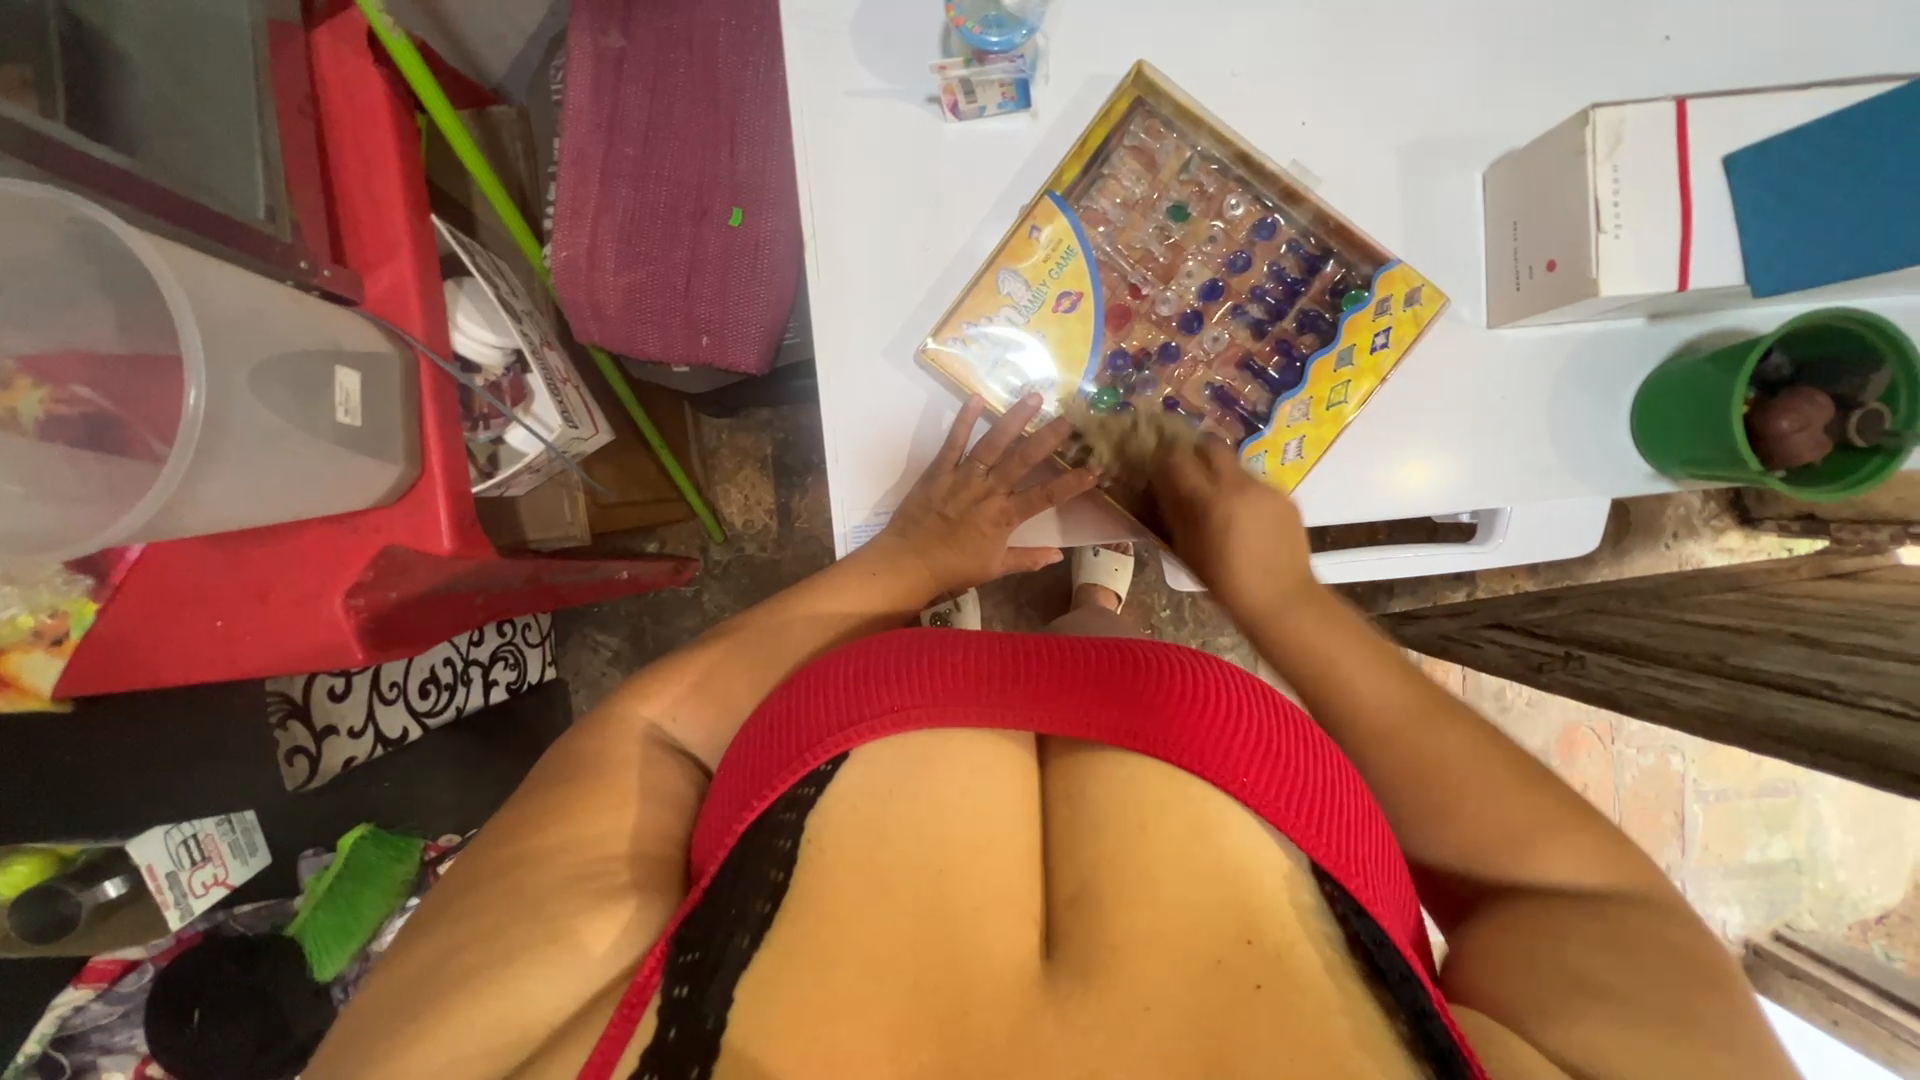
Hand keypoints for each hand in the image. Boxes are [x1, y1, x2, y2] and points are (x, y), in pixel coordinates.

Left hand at [869, 394, 1099, 596]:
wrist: (908, 564)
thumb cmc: (953, 569)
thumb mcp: (994, 569)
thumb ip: (1027, 559)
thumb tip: (1058, 556)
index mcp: (1004, 517)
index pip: (1046, 496)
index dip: (1073, 482)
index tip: (1096, 468)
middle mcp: (988, 492)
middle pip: (1023, 461)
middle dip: (1048, 438)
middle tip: (1069, 418)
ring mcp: (962, 478)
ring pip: (992, 444)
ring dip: (1013, 420)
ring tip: (1034, 398)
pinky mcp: (938, 471)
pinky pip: (953, 442)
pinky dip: (964, 420)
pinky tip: (977, 398)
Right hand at [1150, 434, 1318, 615]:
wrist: (1281, 598)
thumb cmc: (1225, 582)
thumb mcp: (1188, 550)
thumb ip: (1175, 512)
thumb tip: (1165, 487)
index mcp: (1208, 500)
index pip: (1178, 458)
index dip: (1166, 455)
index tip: (1162, 462)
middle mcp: (1238, 485)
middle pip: (1213, 445)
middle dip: (1199, 450)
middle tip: (1192, 467)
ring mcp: (1266, 488)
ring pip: (1237, 465)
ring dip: (1224, 475)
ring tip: (1223, 501)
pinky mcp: (1286, 497)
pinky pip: (1258, 485)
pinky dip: (1247, 494)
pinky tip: (1248, 518)